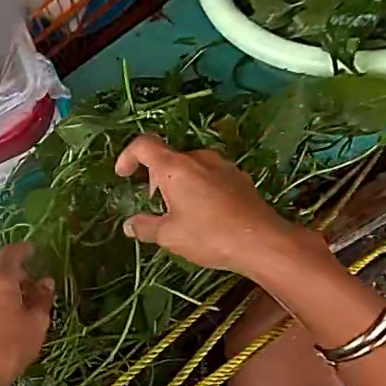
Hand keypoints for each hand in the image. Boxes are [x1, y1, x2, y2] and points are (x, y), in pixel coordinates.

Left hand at [0, 243, 53, 385]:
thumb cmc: (14, 344)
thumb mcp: (37, 321)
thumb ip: (42, 296)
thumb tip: (46, 280)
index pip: (12, 252)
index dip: (26, 249)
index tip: (37, 251)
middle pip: (1, 265)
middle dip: (20, 269)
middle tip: (38, 280)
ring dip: (11, 282)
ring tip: (29, 297)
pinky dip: (2, 292)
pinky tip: (15, 307)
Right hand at [113, 134, 318, 279]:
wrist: (263, 241)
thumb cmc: (209, 235)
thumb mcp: (169, 236)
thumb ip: (145, 227)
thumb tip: (130, 225)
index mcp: (174, 168)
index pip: (143, 144)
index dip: (127, 156)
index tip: (123, 175)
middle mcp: (198, 158)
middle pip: (167, 157)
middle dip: (154, 177)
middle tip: (153, 203)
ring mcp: (222, 165)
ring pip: (190, 166)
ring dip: (177, 182)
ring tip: (178, 210)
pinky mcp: (239, 177)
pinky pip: (209, 174)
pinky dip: (198, 187)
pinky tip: (204, 213)